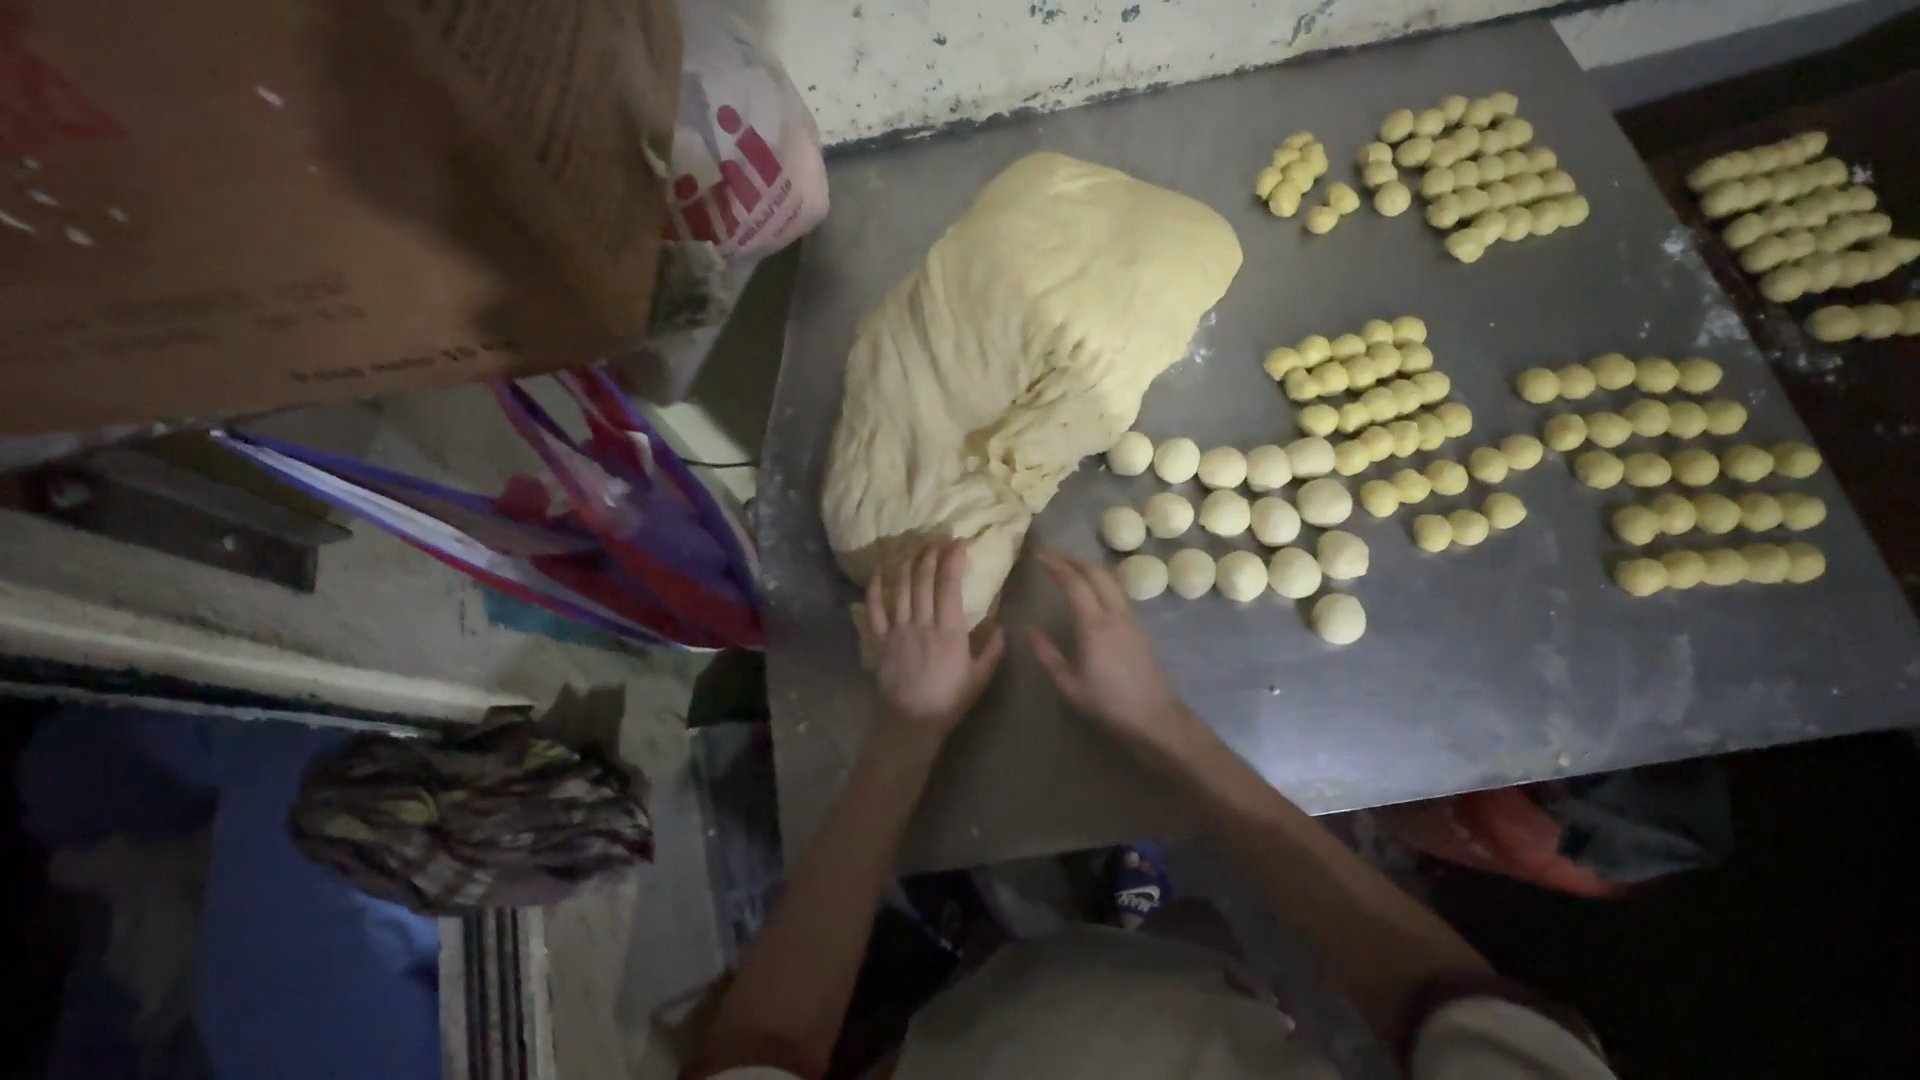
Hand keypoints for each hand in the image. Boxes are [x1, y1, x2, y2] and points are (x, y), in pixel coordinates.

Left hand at [866, 540, 1005, 740]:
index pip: (949, 585)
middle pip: (924, 579)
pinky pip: (875, 608)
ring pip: (902, 587)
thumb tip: (1004, 623)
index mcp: (950, 631)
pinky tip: (881, 570)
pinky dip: (876, 587)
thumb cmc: (950, 700)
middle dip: (931, 554)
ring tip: (917, 548)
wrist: (912, 722)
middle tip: (938, 539)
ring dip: (909, 563)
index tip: (959, 543)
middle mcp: (922, 624)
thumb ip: (994, 648)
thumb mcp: (981, 677)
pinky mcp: (881, 640)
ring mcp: (898, 630)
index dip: (953, 559)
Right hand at [1025, 553, 1204, 757]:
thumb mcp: (1068, 684)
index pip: (1074, 582)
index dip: (1055, 565)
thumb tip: (1027, 629)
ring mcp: (1131, 618)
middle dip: (1072, 559)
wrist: (1153, 717)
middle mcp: (1115, 614)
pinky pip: (1118, 592)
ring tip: (1069, 567)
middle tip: (1051, 557)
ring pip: (1110, 579)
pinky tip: (1090, 589)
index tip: (1038, 557)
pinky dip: (1101, 581)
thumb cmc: (1107, 704)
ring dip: (1088, 568)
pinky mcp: (1139, 626)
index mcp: (1094, 626)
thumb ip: (1046, 653)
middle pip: (1096, 572)